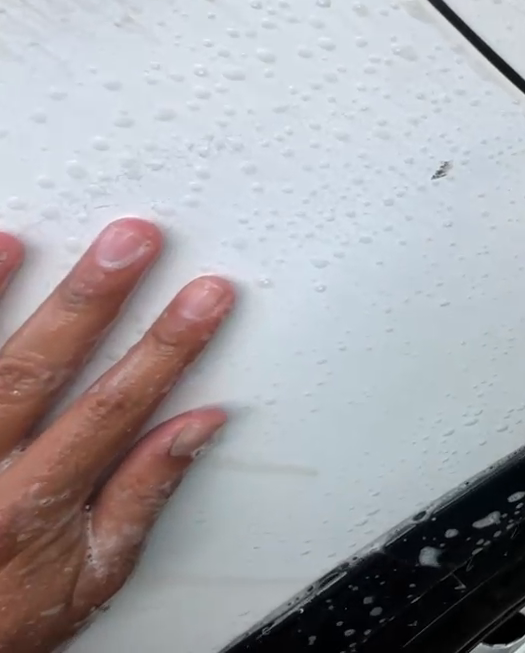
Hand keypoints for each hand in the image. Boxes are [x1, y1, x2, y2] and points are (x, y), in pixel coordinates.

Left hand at [0, 220, 232, 652]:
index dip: (169, 346)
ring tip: (17, 242)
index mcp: (29, 508)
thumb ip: (142, 497)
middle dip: (90, 301)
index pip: (115, 406)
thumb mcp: (87, 581)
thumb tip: (198, 426)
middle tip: (129, 242)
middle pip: (31, 373)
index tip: (207, 297)